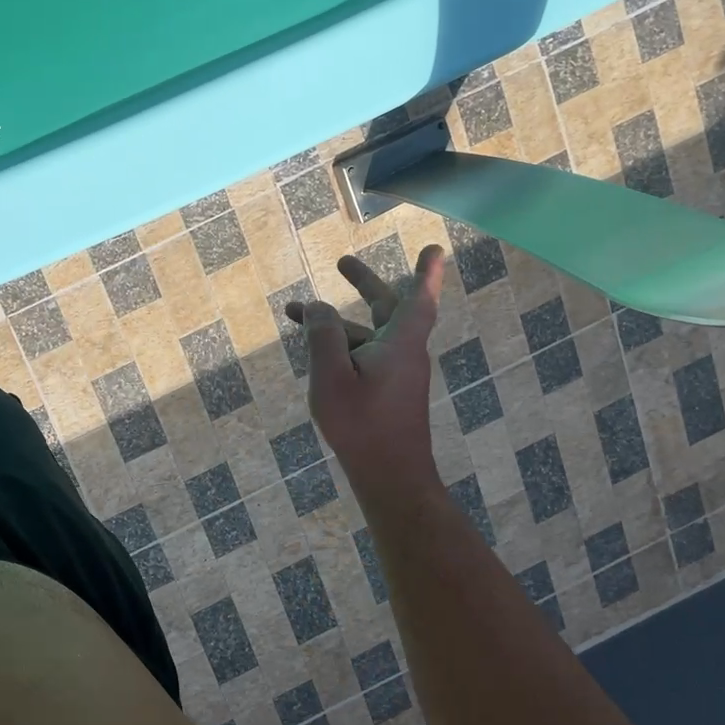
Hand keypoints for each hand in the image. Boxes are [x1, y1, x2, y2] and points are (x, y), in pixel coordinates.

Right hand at [286, 245, 446, 504]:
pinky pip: (363, 352)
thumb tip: (318, 306)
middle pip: (387, 309)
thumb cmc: (362, 424)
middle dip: (365, 284)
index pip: (417, 300)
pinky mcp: (387, 389)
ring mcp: (396, 372)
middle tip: (342, 262)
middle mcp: (403, 353)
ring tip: (292, 312)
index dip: (425, 273)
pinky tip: (315, 347)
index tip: (432, 249)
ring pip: (367, 333)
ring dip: (335, 321)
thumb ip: (324, 336)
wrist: (390, 475)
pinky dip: (340, 341)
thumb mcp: (330, 376)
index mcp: (399, 345)